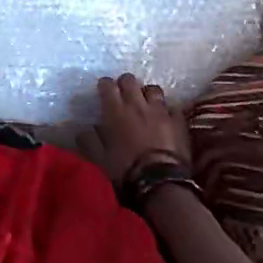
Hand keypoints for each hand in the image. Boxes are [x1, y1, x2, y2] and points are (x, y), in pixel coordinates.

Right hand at [76, 74, 190, 186]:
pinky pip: (172, 107)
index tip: (103, 91)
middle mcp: (137, 105)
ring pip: (153, 89)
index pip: (108, 85)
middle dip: (125, 84)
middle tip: (123, 94)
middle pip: (130, 80)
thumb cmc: (125, 170)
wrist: (160, 182)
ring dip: (147, 94)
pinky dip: (167, 110)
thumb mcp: (98, 158)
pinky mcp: (178, 121)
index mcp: (116, 111)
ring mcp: (160, 111)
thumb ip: (89, 140)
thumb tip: (84, 130)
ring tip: (145, 103)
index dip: (104, 85)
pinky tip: (165, 118)